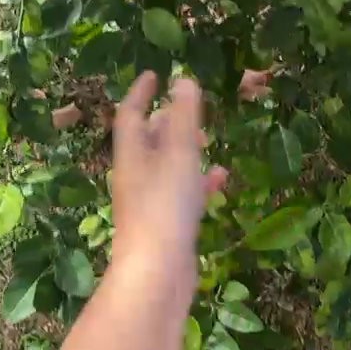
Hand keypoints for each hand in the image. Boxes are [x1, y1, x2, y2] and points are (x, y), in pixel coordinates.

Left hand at [109, 72, 226, 300]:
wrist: (156, 275)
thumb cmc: (163, 207)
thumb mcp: (178, 155)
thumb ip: (184, 117)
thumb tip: (183, 79)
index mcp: (131, 155)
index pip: (130, 114)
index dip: (140, 92)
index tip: (154, 74)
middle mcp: (136, 176)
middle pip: (147, 140)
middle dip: (167, 121)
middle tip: (189, 107)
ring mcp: (151, 203)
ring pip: (167, 167)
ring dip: (186, 151)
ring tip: (209, 141)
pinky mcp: (167, 226)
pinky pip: (183, 194)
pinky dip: (199, 182)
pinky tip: (220, 180)